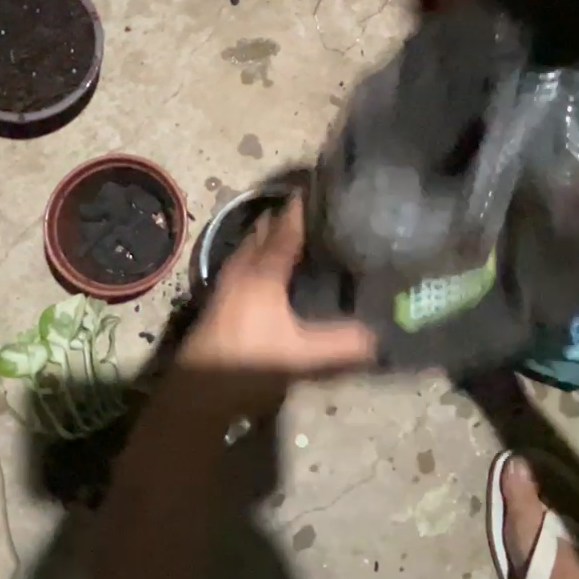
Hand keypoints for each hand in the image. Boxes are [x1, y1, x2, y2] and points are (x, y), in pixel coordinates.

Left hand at [177, 196, 376, 407]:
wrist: (198, 392)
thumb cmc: (250, 364)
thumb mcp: (303, 357)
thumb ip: (342, 344)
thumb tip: (380, 335)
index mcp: (264, 270)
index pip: (287, 226)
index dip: (304, 205)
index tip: (325, 186)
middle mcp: (244, 266)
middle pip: (266, 229)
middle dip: (290, 215)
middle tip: (322, 208)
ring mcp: (228, 280)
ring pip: (253, 243)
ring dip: (274, 233)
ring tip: (304, 232)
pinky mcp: (222, 296)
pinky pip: (247, 259)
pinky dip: (264, 252)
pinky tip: (278, 267)